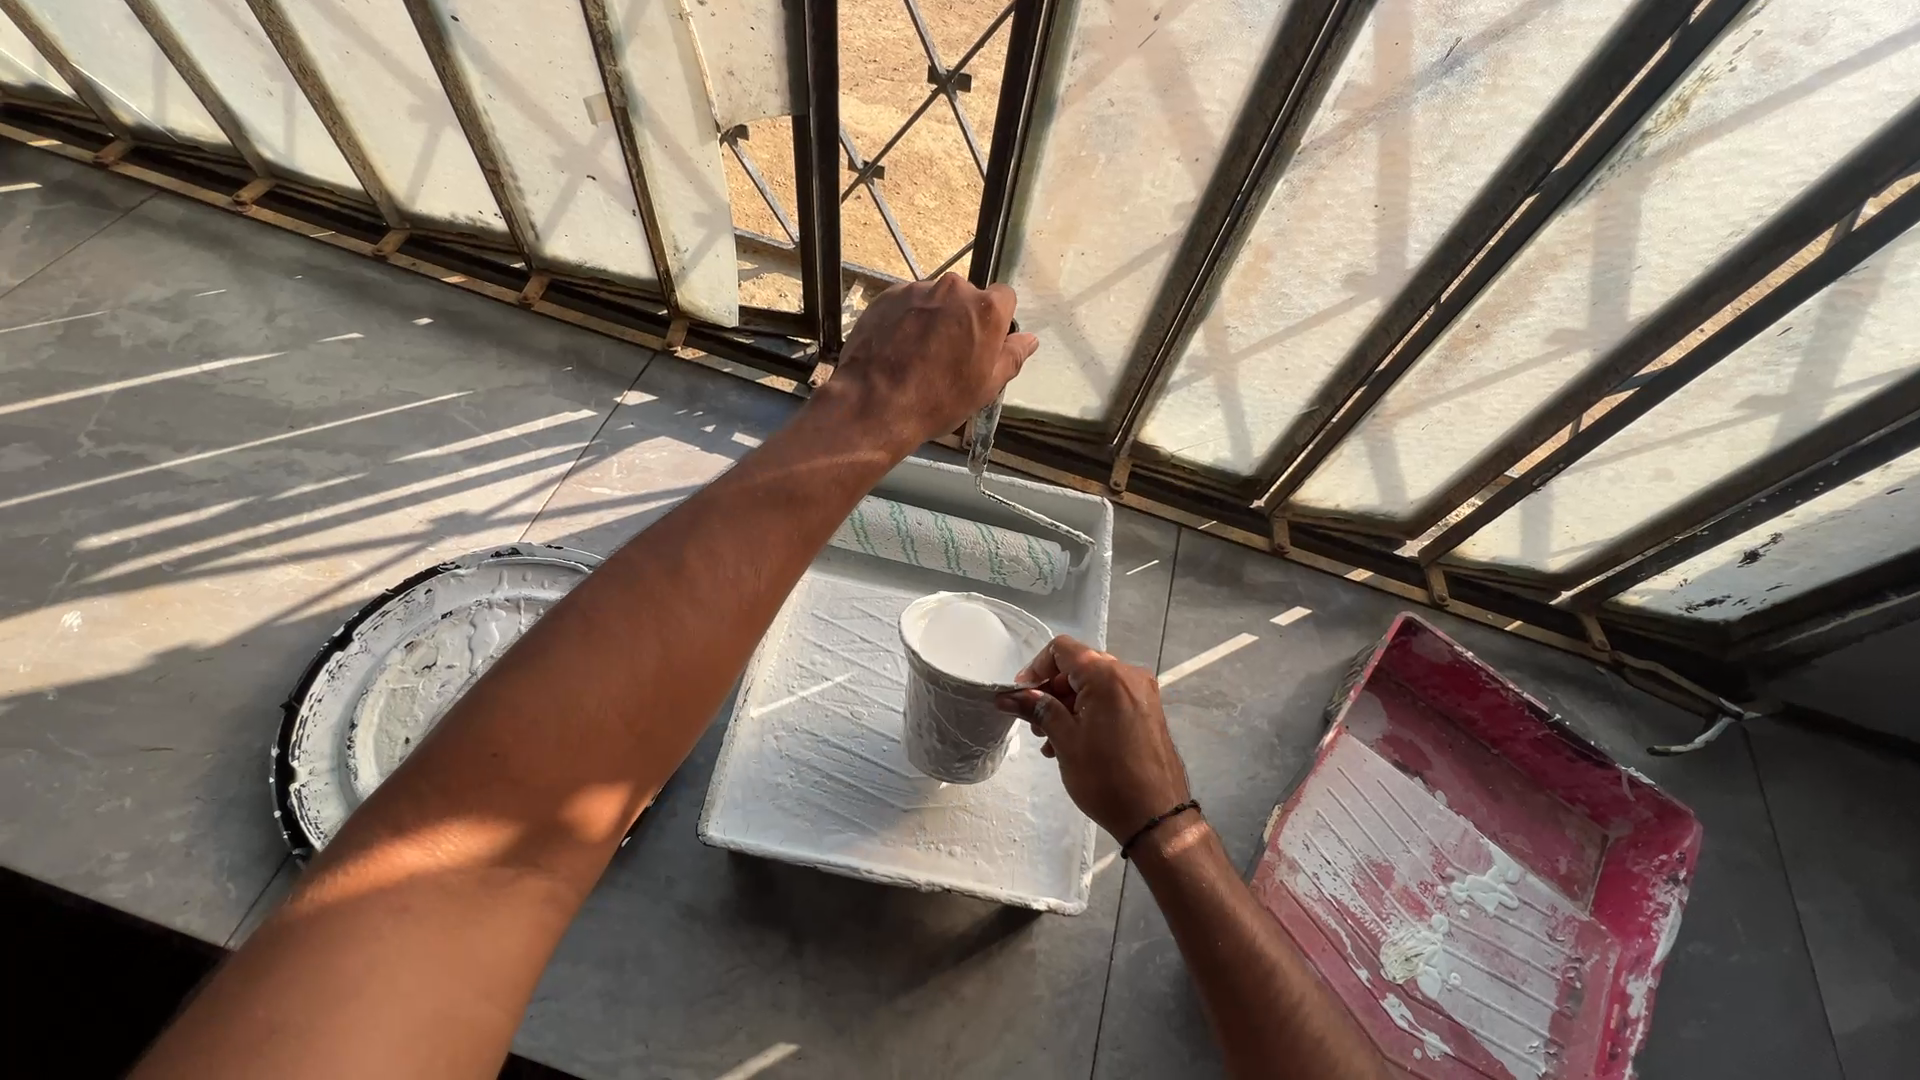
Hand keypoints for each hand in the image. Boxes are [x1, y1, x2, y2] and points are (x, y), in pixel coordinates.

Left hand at [818, 274, 1038, 450]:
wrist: (875, 403)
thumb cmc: (938, 400)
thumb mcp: (986, 387)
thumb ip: (1012, 357)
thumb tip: (1029, 340)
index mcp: (986, 309)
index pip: (1004, 298)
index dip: (997, 322)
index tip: (984, 345)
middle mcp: (953, 289)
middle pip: (967, 298)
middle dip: (963, 320)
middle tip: (950, 355)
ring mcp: (917, 290)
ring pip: (936, 300)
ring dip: (934, 319)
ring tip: (920, 355)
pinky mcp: (887, 297)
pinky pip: (907, 304)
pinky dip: (907, 320)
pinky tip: (899, 349)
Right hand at [997, 635, 1191, 842]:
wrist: (1155, 815)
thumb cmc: (1106, 777)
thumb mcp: (1065, 741)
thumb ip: (1037, 709)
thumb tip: (1009, 696)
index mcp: (1107, 675)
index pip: (1062, 649)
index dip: (1036, 668)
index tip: (1022, 695)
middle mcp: (1128, 675)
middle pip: (1079, 666)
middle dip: (1052, 690)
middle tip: (1035, 722)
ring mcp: (1142, 693)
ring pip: (1094, 684)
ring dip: (1068, 704)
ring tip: (1051, 739)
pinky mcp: (1148, 710)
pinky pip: (1111, 699)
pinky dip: (1089, 711)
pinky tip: (1074, 742)